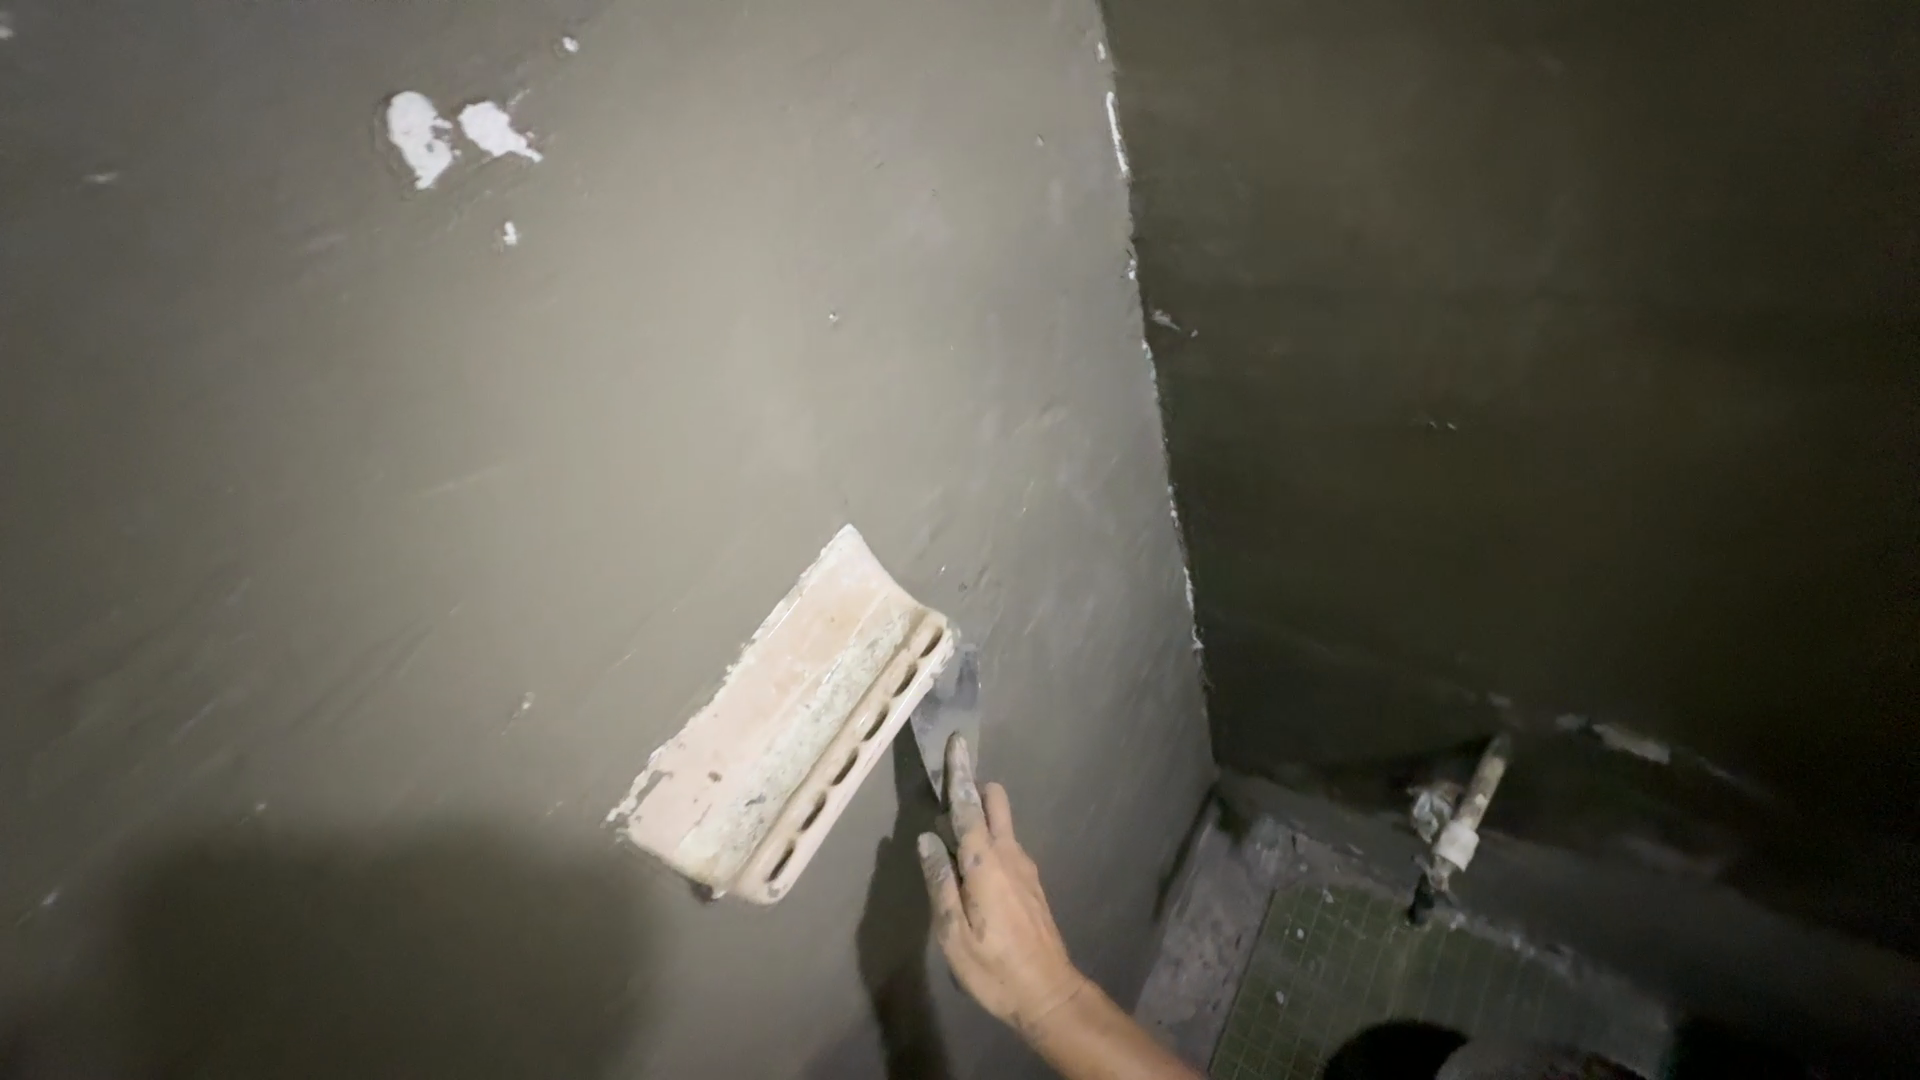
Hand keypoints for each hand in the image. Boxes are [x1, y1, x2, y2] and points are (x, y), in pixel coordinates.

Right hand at [917, 736, 1088, 1035]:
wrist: (1050, 993)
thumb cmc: (995, 968)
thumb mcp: (954, 934)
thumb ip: (940, 883)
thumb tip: (926, 839)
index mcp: (986, 863)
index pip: (969, 806)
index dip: (959, 774)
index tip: (957, 742)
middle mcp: (1010, 854)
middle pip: (995, 802)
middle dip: (975, 788)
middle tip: (947, 798)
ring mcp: (1025, 866)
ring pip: (1001, 823)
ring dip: (980, 817)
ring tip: (951, 843)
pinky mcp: (1031, 882)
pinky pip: (1006, 845)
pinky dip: (988, 841)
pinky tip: (973, 871)